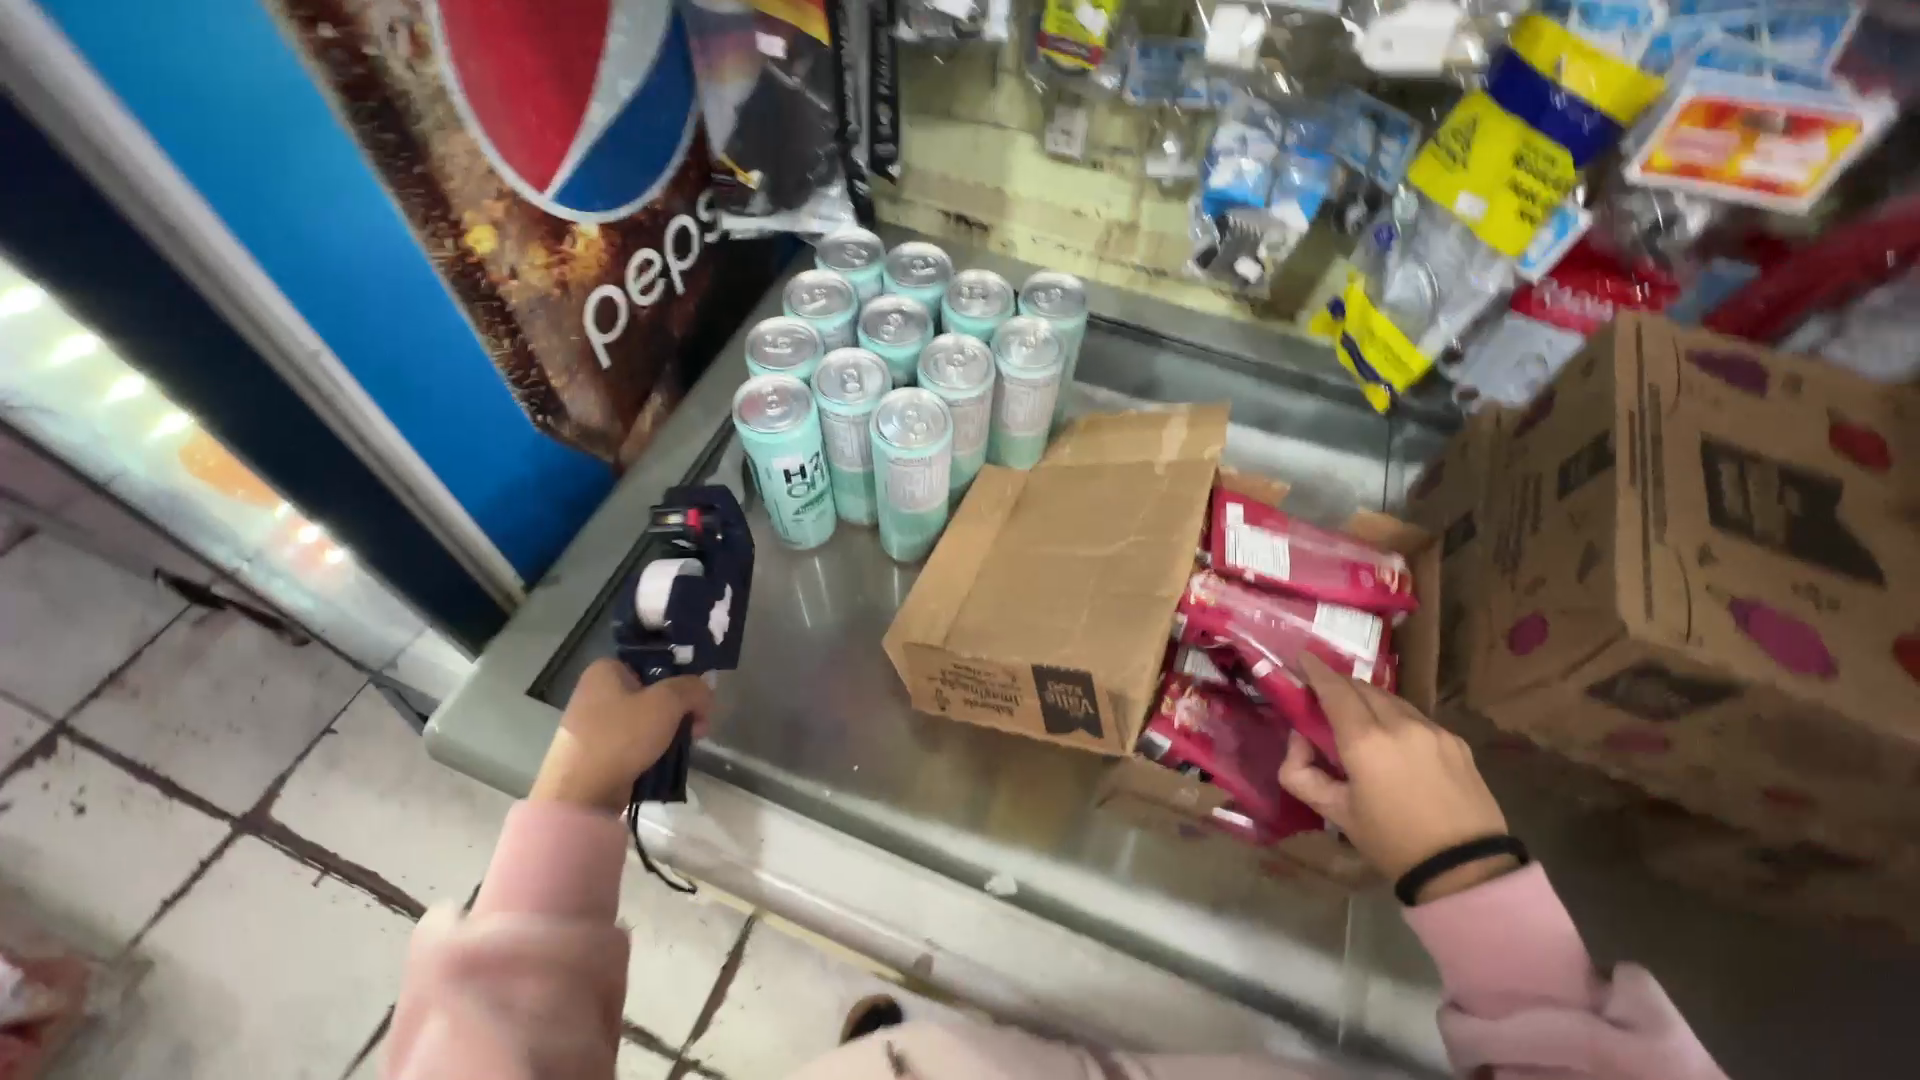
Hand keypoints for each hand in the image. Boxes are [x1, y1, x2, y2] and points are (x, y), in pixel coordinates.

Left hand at [529, 658, 714, 812]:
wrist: (581, 794)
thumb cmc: (621, 737)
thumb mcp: (667, 703)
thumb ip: (693, 688)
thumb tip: (705, 690)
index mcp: (606, 669)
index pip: (656, 662)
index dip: (684, 678)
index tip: (701, 699)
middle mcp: (597, 691)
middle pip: (655, 692)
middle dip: (682, 709)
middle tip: (699, 727)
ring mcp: (595, 723)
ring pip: (648, 719)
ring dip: (671, 730)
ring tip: (687, 746)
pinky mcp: (598, 751)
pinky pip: (636, 741)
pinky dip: (654, 748)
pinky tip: (667, 759)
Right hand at [1277, 653, 1516, 903]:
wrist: (1466, 869)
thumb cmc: (1391, 842)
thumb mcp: (1335, 812)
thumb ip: (1301, 772)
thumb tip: (1299, 741)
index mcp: (1364, 741)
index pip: (1334, 689)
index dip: (1316, 670)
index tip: (1303, 658)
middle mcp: (1399, 724)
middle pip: (1362, 688)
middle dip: (1340, 685)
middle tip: (1324, 694)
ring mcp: (1432, 730)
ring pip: (1391, 699)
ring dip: (1369, 700)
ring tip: (1358, 717)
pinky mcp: (1456, 742)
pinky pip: (1416, 718)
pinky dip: (1396, 718)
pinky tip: (1394, 741)